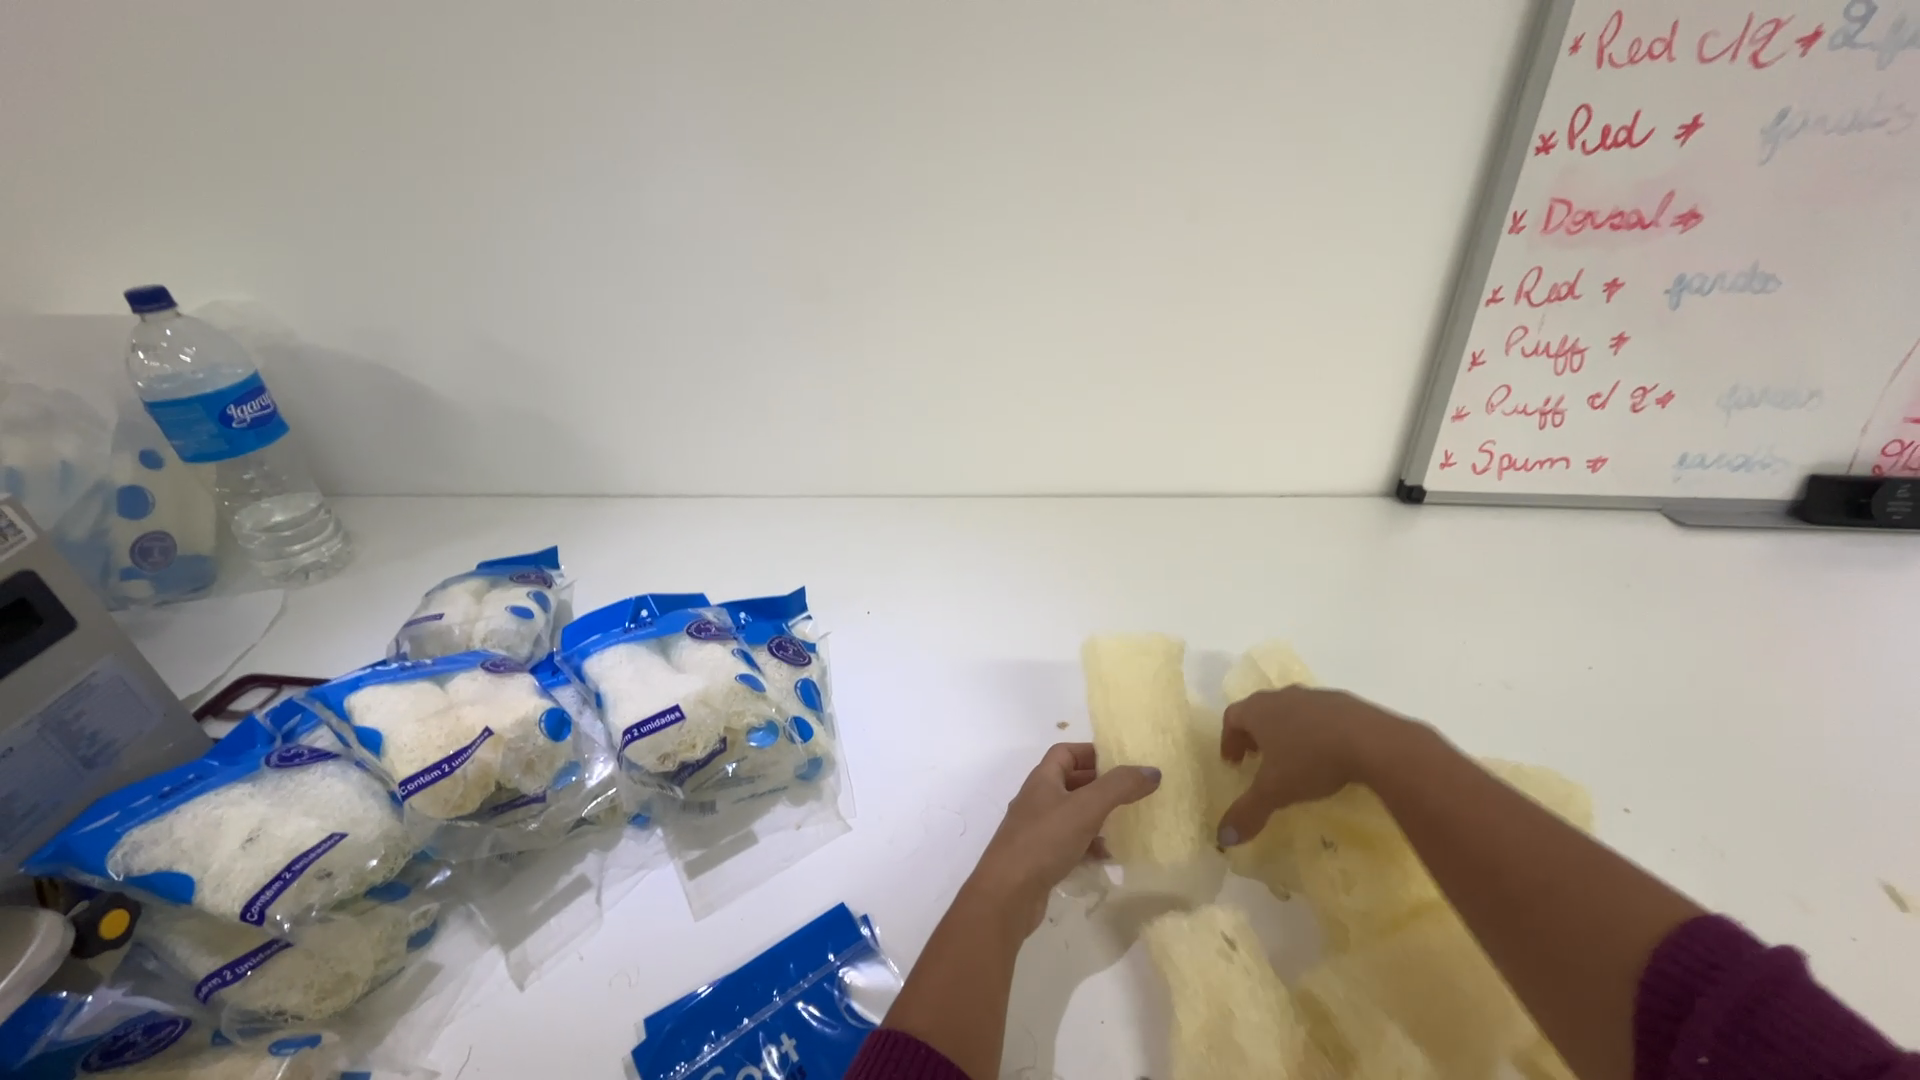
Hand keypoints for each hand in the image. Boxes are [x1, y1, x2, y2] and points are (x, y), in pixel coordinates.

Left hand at [966, 743, 1161, 936]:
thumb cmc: (1044, 840)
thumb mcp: (1086, 807)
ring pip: (1072, 815)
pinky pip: (1069, 844)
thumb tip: (1152, 771)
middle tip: (1131, 794)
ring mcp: (1037, 830)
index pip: (1066, 752)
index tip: (1121, 762)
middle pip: (1071, 782)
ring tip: (1124, 826)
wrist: (1007, 894)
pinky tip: (1105, 857)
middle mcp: (1037, 800)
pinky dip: (1088, 846)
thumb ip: (1119, 787)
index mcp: (1043, 779)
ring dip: (1097, 818)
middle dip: (1100, 786)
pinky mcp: (1040, 858)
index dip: (1091, 752)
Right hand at [1217, 685, 1405, 847]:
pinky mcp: (1346, 702)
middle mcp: (1283, 696)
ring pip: (1291, 710)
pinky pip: (1321, 715)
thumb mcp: (1275, 791)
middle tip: (1258, 759)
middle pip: (1260, 710)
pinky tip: (1329, 754)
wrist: (1373, 742)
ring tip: (1295, 758)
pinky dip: (1316, 731)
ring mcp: (1316, 696)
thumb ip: (1248, 812)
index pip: (1232, 717)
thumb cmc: (1311, 761)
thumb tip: (1224, 838)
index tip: (1234, 762)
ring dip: (1286, 731)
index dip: (1228, 739)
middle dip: (1255, 735)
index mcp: (1259, 710)